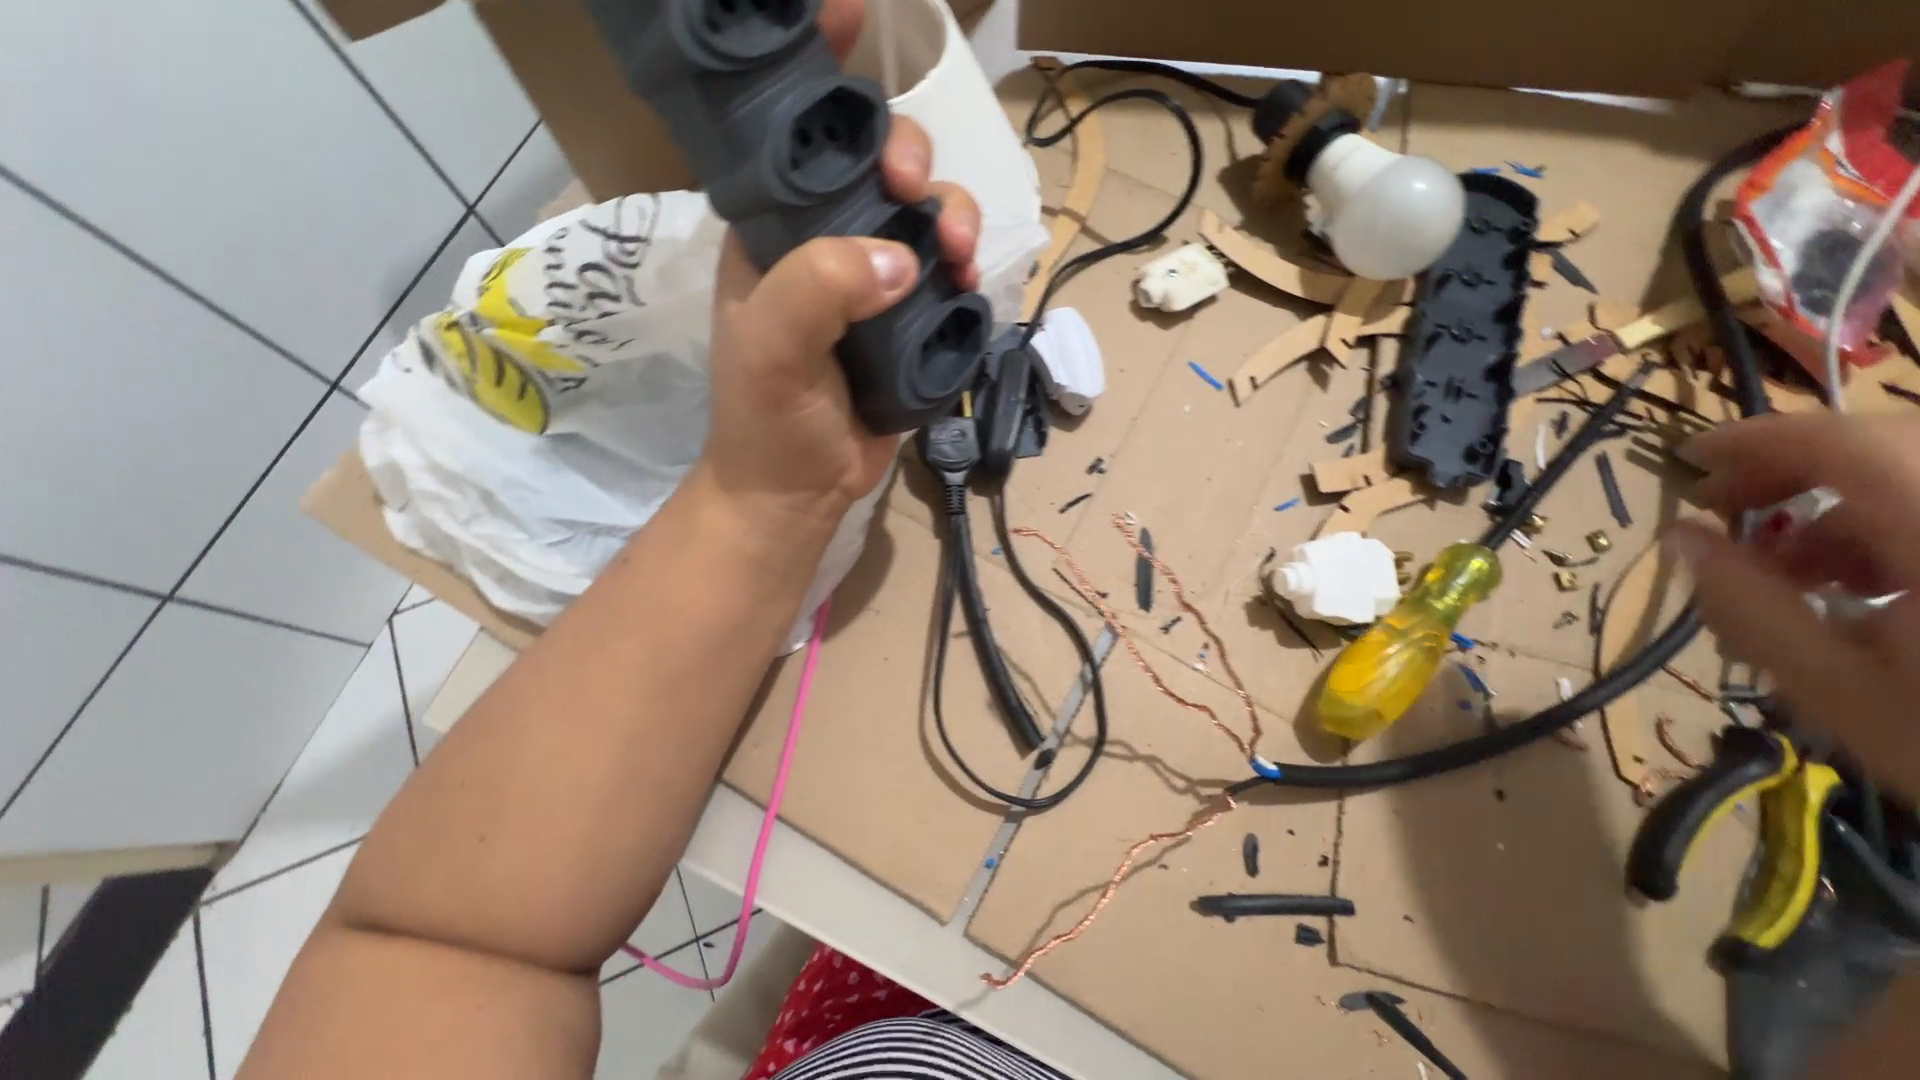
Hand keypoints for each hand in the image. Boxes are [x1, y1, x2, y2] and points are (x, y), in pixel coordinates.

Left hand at [699, 0, 981, 533]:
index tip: (857, 16)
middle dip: (910, 157)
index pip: (798, 133)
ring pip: (929, 213)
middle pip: (880, 161)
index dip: (825, 71)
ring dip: (955, 216)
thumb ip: (819, 290)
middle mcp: (827, 239)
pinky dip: (970, 267)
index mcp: (773, 229)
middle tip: (915, 193)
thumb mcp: (770, 349)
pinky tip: (972, 286)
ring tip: (962, 258)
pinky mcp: (913, 317)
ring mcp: (875, 279)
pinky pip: (953, 271)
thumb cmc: (766, 419)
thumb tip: (906, 260)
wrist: (799, 493)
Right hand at [1668, 412, 1919, 797]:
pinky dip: (1899, 530)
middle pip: (1891, 445)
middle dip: (1796, 470)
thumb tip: (1683, 538)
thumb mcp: (1835, 691)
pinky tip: (1870, 587)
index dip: (1756, 438)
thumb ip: (1749, 606)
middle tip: (1728, 510)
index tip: (1686, 461)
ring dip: (1845, 508)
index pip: (1844, 443)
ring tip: (1794, 570)